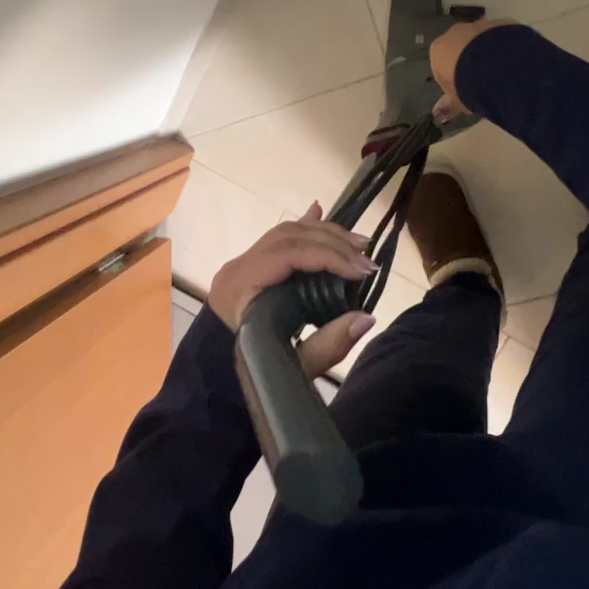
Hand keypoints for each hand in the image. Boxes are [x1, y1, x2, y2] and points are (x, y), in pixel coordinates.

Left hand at [208, 203, 377, 378]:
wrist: (221, 379)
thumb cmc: (256, 375)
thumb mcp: (293, 367)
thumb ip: (329, 345)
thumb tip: (367, 317)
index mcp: (240, 288)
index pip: (287, 254)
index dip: (328, 256)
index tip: (361, 271)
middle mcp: (238, 268)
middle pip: (288, 237)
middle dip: (332, 242)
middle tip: (367, 257)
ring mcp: (242, 264)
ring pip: (286, 232)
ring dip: (325, 234)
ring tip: (359, 243)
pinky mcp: (251, 265)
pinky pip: (279, 238)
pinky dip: (304, 227)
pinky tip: (319, 210)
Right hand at [429, 17, 518, 121]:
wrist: (498, 67)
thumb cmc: (467, 86)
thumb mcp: (456, 101)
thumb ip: (447, 105)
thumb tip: (437, 115)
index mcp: (438, 50)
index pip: (441, 64)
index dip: (453, 78)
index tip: (464, 90)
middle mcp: (455, 33)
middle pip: (460, 48)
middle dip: (469, 62)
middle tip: (483, 82)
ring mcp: (479, 25)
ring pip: (482, 40)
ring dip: (488, 53)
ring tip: (501, 74)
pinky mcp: (502, 22)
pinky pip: (501, 36)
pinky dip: (505, 47)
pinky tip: (513, 63)